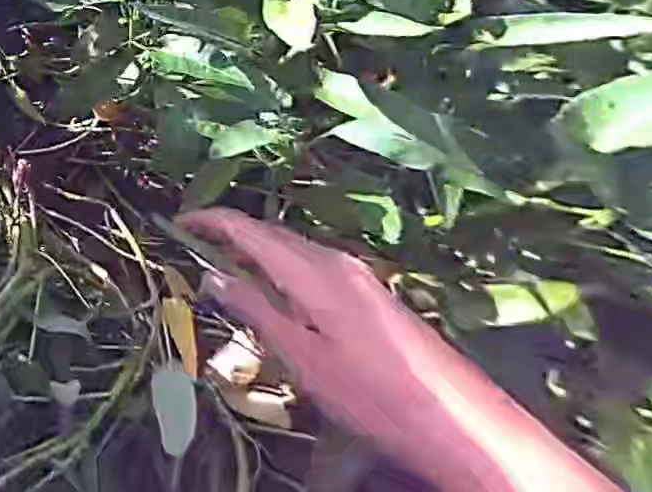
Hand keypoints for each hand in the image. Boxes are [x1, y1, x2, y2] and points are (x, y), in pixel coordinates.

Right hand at [179, 209, 616, 491]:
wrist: (474, 432)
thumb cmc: (377, 397)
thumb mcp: (304, 359)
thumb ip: (255, 310)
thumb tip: (212, 275)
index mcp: (312, 270)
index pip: (245, 228)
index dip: (207, 220)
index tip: (177, 223)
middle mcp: (333, 260)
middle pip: (269, 232)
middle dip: (229, 233)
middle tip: (195, 249)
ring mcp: (358, 275)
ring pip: (291, 247)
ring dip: (255, 250)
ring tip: (228, 271)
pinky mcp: (372, 293)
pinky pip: (312, 263)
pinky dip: (281, 266)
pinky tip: (276, 294)